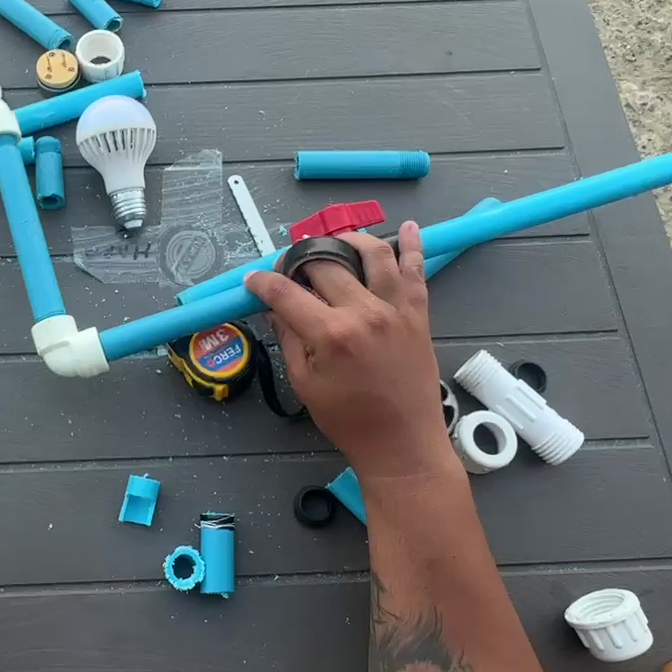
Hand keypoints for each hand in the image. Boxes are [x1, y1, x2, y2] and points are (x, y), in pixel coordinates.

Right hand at [244, 225, 450, 478]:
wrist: (403, 443)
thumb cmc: (348, 420)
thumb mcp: (304, 383)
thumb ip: (288, 338)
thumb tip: (274, 307)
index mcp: (330, 334)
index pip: (286, 292)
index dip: (263, 282)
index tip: (253, 280)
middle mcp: (364, 312)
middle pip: (325, 265)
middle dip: (301, 259)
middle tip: (291, 267)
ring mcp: (395, 309)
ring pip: (372, 254)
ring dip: (350, 239)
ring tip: (336, 239)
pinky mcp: (418, 314)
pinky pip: (415, 271)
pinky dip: (411, 246)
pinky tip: (406, 228)